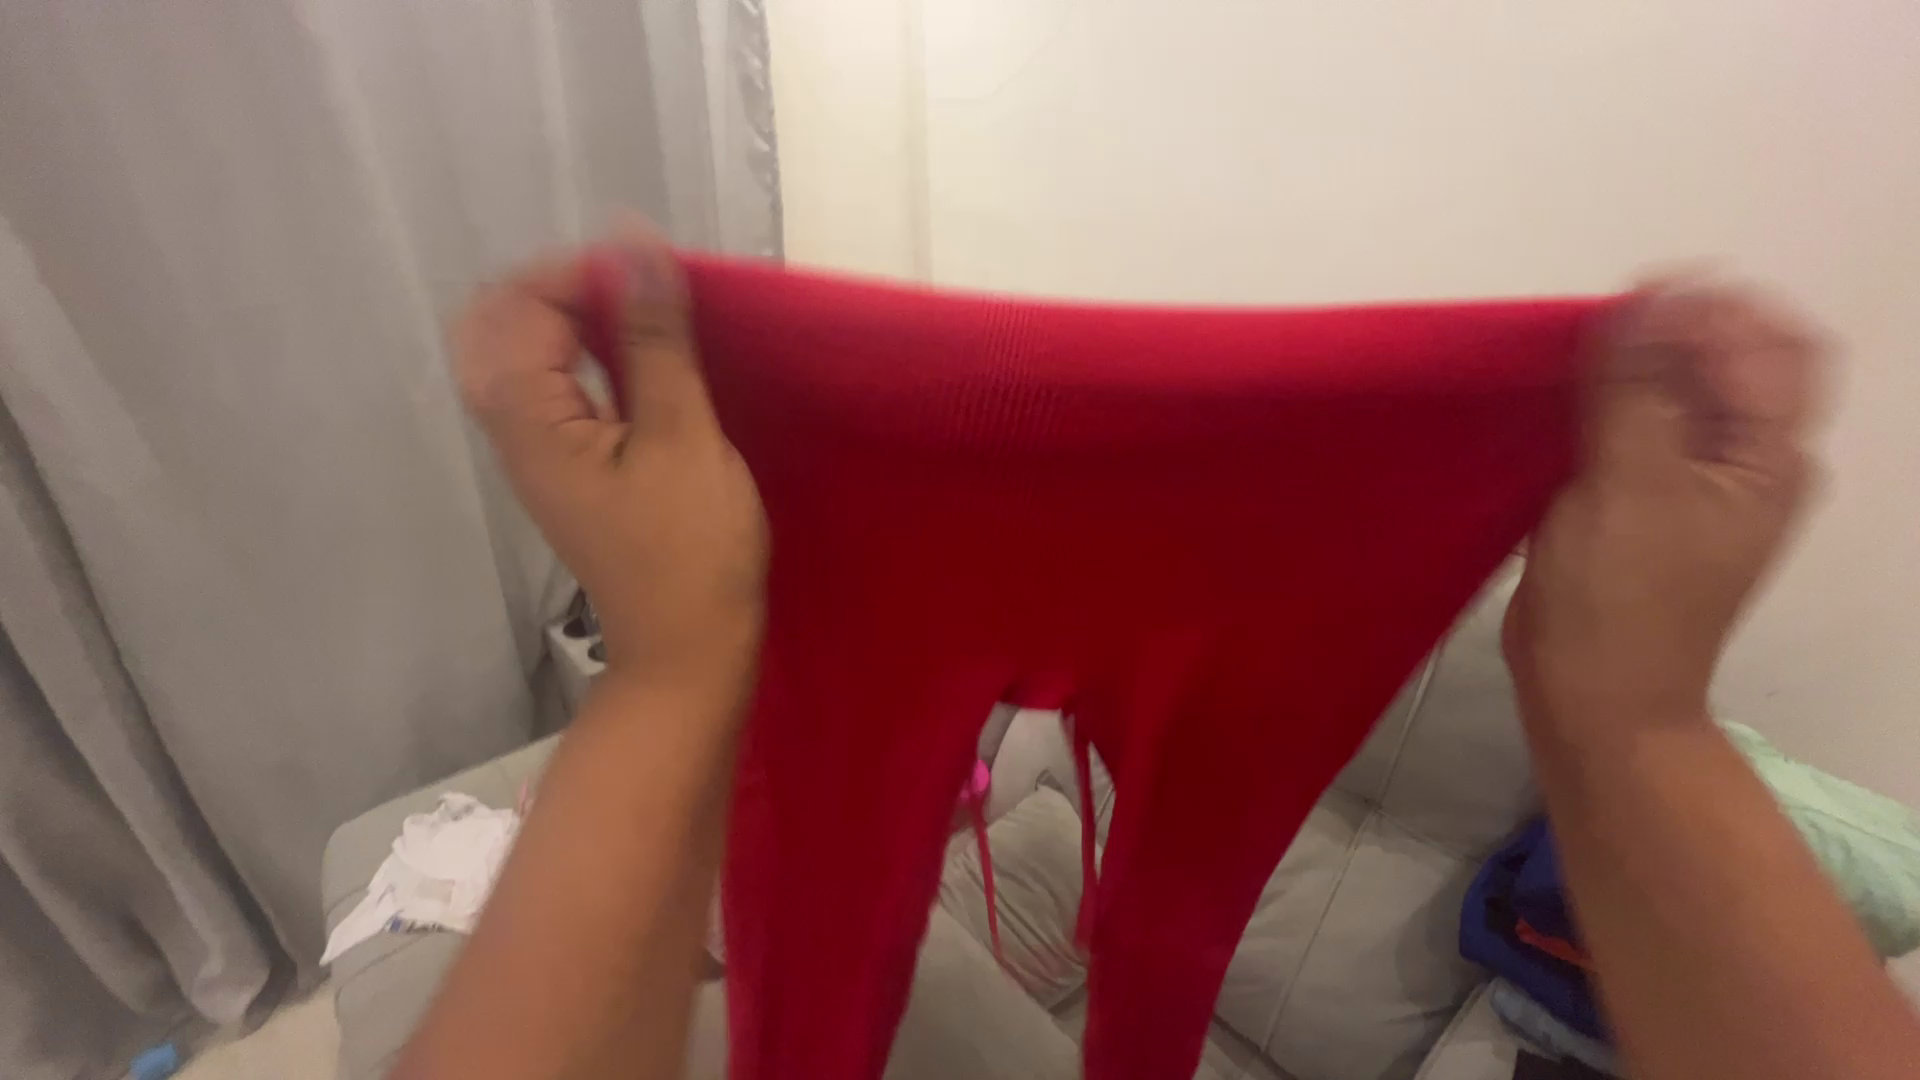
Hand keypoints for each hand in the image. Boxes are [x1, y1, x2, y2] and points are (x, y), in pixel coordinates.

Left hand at [452, 225, 766, 700]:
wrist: (689, 644)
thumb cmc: (693, 547)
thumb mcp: (683, 436)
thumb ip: (655, 341)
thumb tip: (635, 245)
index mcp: (529, 420)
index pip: (519, 306)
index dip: (582, 271)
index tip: (656, 277)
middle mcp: (514, 432)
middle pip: (497, 325)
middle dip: (564, 289)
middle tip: (636, 291)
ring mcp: (538, 455)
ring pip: (521, 357)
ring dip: (573, 322)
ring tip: (641, 319)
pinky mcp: (568, 471)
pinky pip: (552, 390)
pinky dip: (585, 358)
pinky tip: (636, 366)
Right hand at [1504, 282, 1823, 734]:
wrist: (1590, 687)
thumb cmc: (1619, 597)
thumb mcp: (1631, 488)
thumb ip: (1638, 393)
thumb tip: (1647, 303)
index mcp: (1767, 460)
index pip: (1768, 351)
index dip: (1712, 309)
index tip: (1629, 294)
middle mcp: (1738, 466)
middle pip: (1724, 369)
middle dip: (1669, 333)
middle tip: (1591, 328)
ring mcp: (1682, 489)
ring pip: (1668, 402)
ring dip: (1626, 371)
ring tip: (1565, 360)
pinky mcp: (1629, 507)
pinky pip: (1625, 437)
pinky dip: (1595, 409)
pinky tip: (1551, 409)